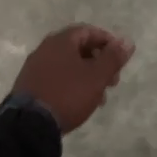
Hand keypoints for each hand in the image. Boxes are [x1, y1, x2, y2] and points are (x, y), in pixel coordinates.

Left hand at [10, 24, 134, 133]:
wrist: (28, 125)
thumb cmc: (67, 94)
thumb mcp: (97, 77)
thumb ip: (113, 58)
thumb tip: (127, 40)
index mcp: (61, 40)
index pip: (88, 31)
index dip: (107, 42)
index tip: (120, 58)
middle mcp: (45, 48)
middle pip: (78, 48)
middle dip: (99, 62)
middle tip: (112, 81)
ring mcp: (34, 67)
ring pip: (67, 65)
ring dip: (87, 76)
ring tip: (99, 97)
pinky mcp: (28, 86)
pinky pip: (55, 78)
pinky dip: (71, 84)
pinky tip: (79, 102)